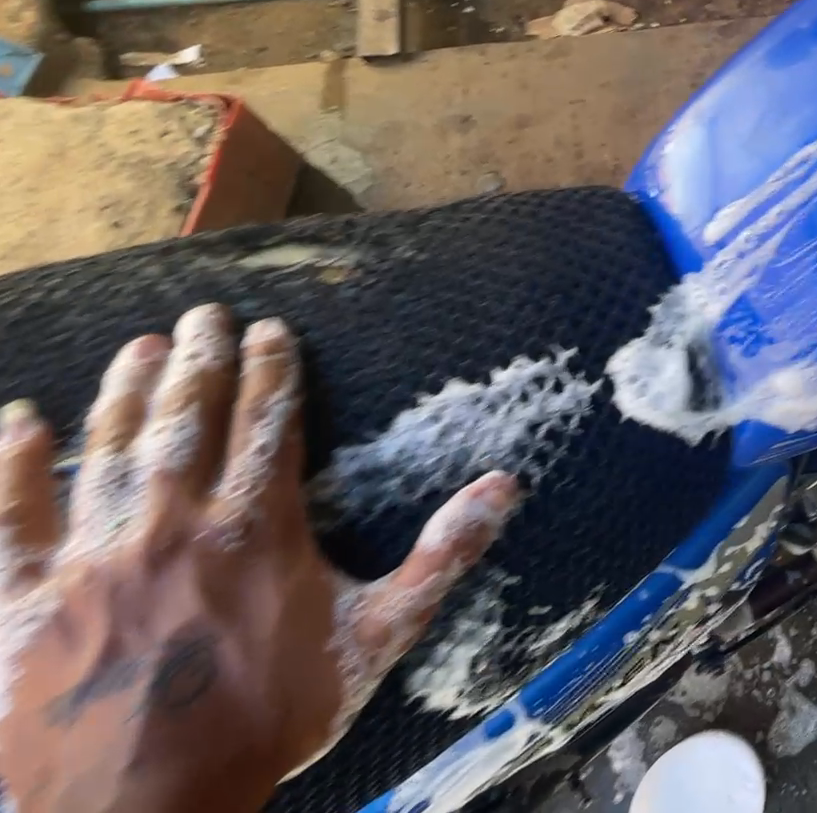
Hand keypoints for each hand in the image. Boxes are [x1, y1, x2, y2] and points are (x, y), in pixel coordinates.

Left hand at [0, 305, 521, 812]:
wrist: (140, 806)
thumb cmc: (274, 712)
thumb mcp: (382, 634)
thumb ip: (444, 553)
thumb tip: (506, 484)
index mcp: (257, 531)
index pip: (268, 429)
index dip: (272, 375)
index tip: (273, 330)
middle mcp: (172, 529)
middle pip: (187, 425)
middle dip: (200, 363)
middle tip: (206, 312)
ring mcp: (87, 564)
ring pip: (109, 455)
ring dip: (126, 394)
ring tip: (144, 344)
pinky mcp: (18, 606)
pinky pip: (7, 524)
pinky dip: (10, 470)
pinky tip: (18, 421)